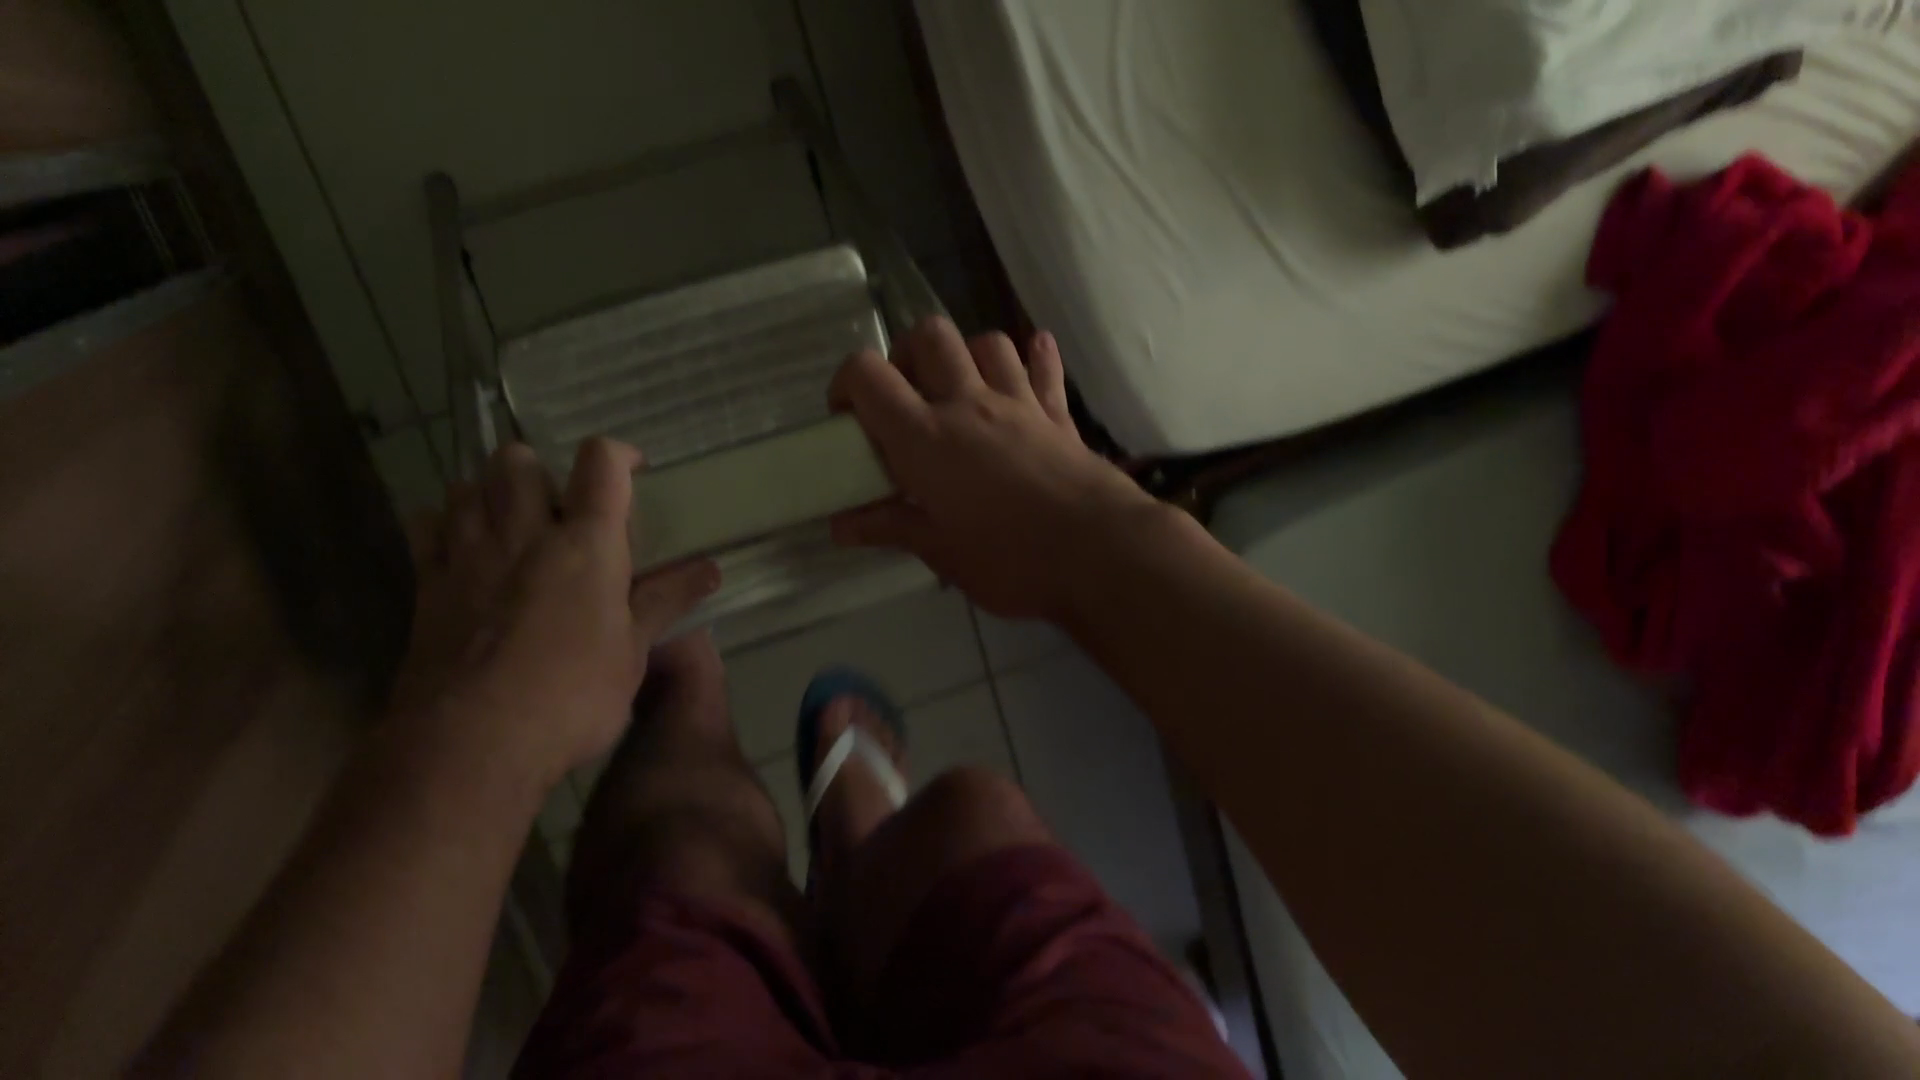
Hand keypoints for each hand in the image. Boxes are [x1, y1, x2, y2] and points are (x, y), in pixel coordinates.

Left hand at [393, 438, 719, 784]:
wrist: (470, 743)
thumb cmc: (571, 695)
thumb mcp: (633, 652)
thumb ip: (667, 600)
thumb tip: (712, 568)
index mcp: (585, 543)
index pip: (601, 463)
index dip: (619, 453)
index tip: (635, 470)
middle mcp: (522, 532)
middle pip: (517, 459)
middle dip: (541, 468)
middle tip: (562, 507)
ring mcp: (466, 555)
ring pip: (468, 485)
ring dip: (491, 491)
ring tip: (513, 524)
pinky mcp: (425, 585)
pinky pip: (425, 526)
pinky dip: (445, 524)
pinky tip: (464, 549)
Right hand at [829, 317, 1157, 621]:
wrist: (1099, 552)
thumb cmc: (1009, 559)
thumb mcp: (940, 551)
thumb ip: (889, 527)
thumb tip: (839, 526)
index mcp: (926, 437)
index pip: (869, 375)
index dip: (847, 383)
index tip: (848, 417)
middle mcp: (969, 404)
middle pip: (930, 337)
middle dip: (908, 355)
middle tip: (907, 398)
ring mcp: (1019, 404)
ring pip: (988, 343)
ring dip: (967, 355)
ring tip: (960, 388)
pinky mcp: (1058, 416)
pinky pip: (1045, 370)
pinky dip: (1035, 358)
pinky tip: (1033, 353)